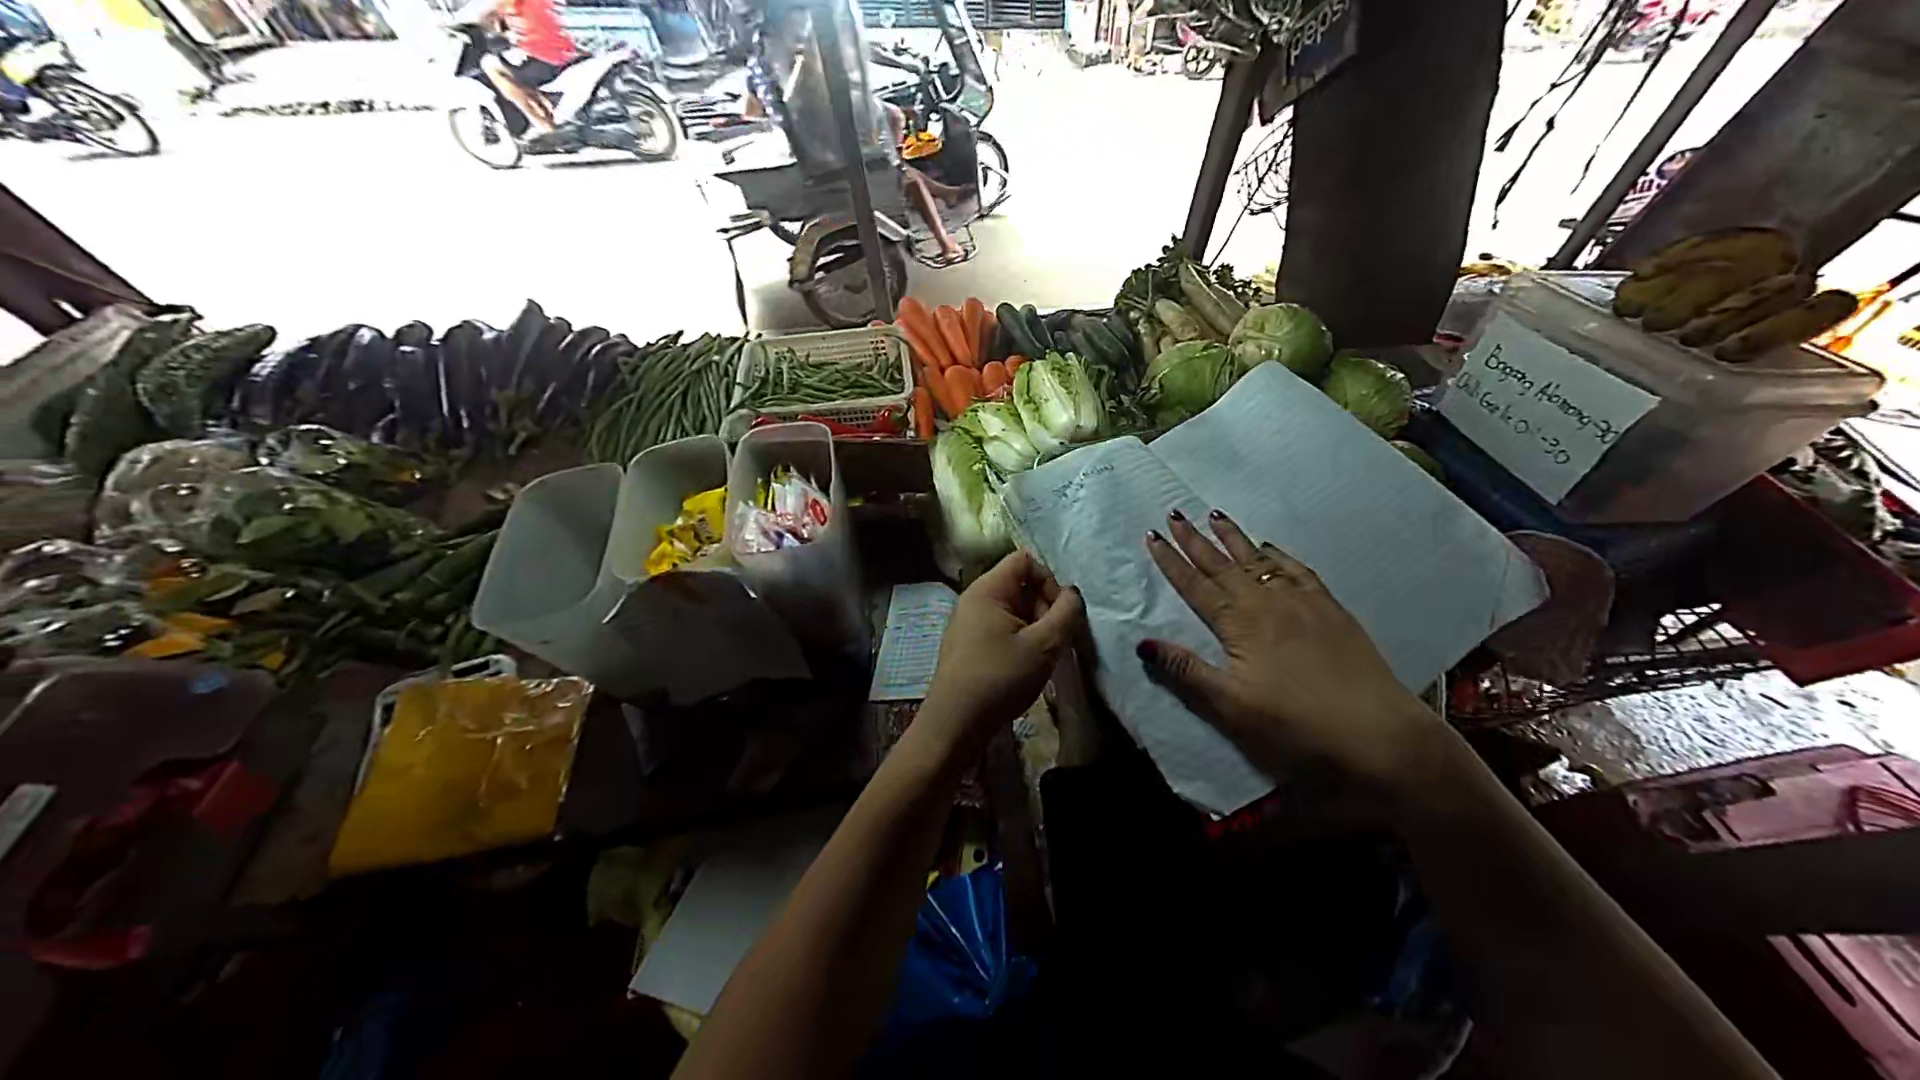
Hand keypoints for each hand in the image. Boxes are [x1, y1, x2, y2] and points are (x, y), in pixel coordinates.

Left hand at [918, 550, 1083, 751]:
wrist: (955, 723)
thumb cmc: (999, 679)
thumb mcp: (1043, 645)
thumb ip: (1066, 613)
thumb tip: (1073, 594)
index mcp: (987, 589)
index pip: (1024, 560)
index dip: (1049, 580)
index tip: (1059, 613)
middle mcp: (974, 599)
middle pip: (1020, 584)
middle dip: (1045, 607)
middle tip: (1054, 639)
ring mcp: (969, 622)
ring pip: (1013, 609)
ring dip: (1035, 627)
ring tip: (1042, 657)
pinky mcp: (969, 644)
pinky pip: (1002, 628)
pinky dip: (1020, 640)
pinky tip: (1025, 667)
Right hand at [1140, 509, 1447, 787]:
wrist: (1380, 735)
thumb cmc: (1297, 726)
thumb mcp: (1232, 707)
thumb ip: (1187, 672)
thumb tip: (1144, 644)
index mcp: (1241, 624)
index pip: (1196, 586)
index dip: (1171, 562)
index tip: (1151, 536)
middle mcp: (1269, 604)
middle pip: (1223, 566)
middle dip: (1195, 540)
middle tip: (1175, 514)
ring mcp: (1304, 604)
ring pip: (1260, 562)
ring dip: (1234, 539)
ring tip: (1214, 516)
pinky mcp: (1332, 611)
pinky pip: (1299, 571)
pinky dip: (1279, 556)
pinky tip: (1271, 549)